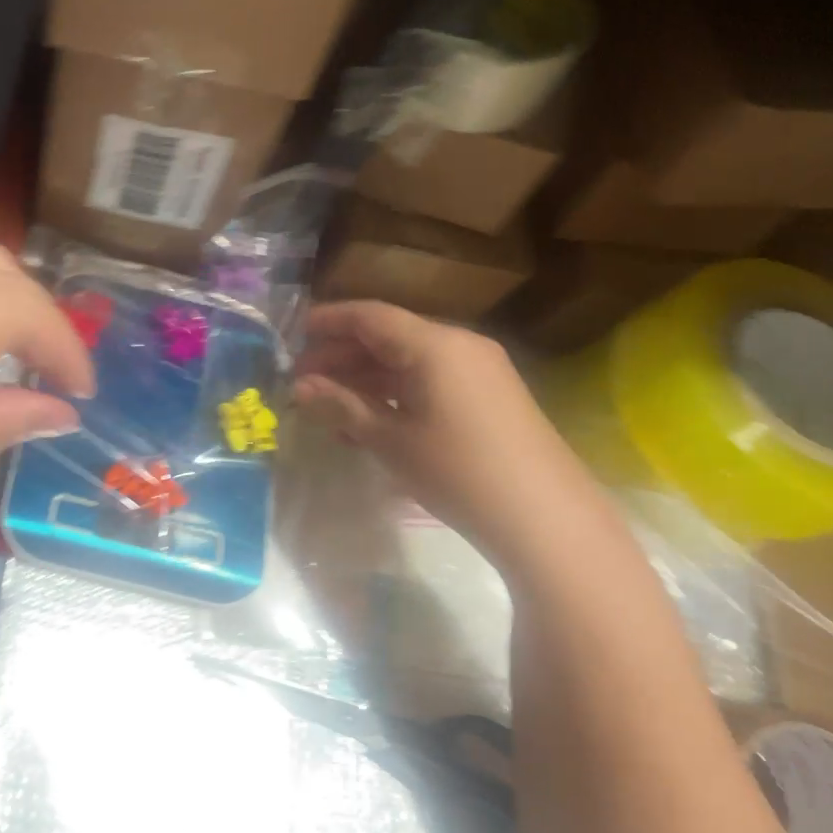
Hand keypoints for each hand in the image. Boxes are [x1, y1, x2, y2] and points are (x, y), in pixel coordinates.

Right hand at [292, 302, 605, 555]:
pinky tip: (365, 423)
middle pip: (388, 336)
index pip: (369, 316)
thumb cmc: (456, 470)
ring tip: (325, 406)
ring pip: (407, 361)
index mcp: (434, 344)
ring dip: (364, 379)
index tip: (290, 336)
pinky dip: (394, 393)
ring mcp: (478, 371)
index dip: (327, 321)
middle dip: (341, 355)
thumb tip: (300, 386)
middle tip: (300, 381)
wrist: (542, 516)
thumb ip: (341, 406)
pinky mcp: (488, 397)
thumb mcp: (389, 439)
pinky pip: (429, 381)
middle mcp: (458, 345)